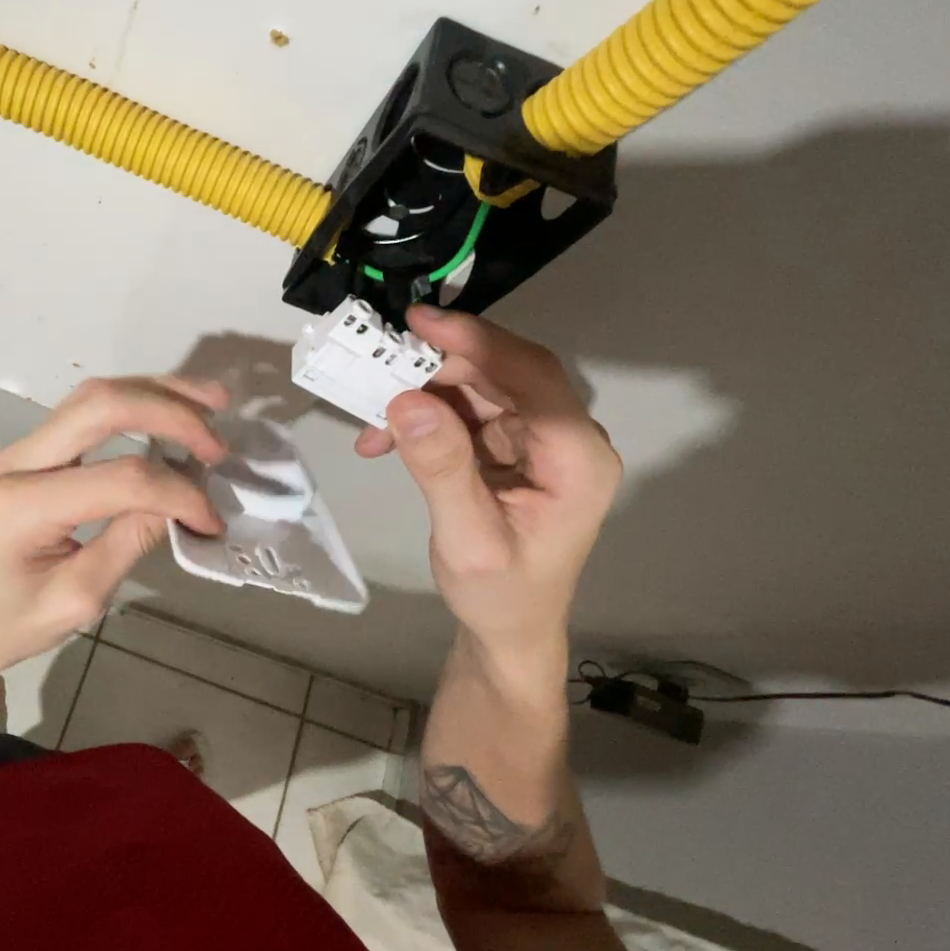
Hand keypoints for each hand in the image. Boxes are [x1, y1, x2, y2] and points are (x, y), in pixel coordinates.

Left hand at [0, 376, 229, 702]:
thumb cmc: (1, 627)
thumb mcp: (74, 601)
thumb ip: (127, 543)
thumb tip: (179, 503)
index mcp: (25, 504)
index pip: (122, 477)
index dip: (179, 493)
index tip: (212, 519)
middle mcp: (17, 461)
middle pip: (100, 405)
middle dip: (170, 411)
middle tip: (219, 439)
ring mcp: (19, 451)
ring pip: (91, 396)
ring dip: (155, 393)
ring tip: (210, 399)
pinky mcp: (28, 454)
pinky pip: (84, 414)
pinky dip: (133, 407)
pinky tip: (168, 410)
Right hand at [356, 307, 620, 655]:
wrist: (508, 628)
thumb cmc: (499, 594)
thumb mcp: (468, 540)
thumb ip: (442, 469)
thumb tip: (406, 401)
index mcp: (577, 458)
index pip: (532, 377)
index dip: (478, 342)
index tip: (420, 322)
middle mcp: (566, 438)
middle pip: (505, 371)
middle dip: (441, 363)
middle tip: (379, 362)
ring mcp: (539, 439)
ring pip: (482, 384)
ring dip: (425, 390)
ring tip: (372, 411)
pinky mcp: (512, 445)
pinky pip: (467, 409)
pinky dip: (425, 414)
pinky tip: (384, 437)